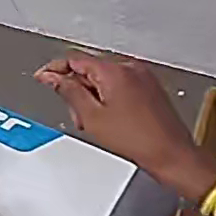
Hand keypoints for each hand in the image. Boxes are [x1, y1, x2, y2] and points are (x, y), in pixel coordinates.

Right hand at [35, 54, 215, 199]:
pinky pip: (120, 84)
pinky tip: (110, 119)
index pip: (75, 59)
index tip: (43, 78)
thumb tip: (52, 77)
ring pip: (104, 78)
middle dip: (76, 88)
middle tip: (75, 113)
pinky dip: (108, 97)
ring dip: (92, 95)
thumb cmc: (138, 140)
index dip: (55, 69)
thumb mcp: (91, 117)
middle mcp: (130, 68)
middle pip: (89, 69)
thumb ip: (68, 91)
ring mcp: (143, 77)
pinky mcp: (150, 88)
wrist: (172, 156)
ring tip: (95, 121)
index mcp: (114, 71)